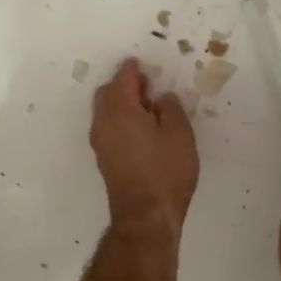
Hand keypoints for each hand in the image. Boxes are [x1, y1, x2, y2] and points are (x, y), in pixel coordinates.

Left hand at [90, 58, 199, 238]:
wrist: (146, 216)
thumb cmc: (167, 172)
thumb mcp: (180, 134)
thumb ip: (170, 108)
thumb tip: (161, 98)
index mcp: (121, 111)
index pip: (122, 79)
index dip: (133, 69)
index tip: (142, 65)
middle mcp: (104, 122)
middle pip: (107, 93)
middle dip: (123, 85)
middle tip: (147, 87)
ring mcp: (100, 142)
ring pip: (104, 111)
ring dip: (120, 104)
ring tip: (147, 109)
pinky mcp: (103, 158)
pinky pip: (107, 127)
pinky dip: (119, 120)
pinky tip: (139, 130)